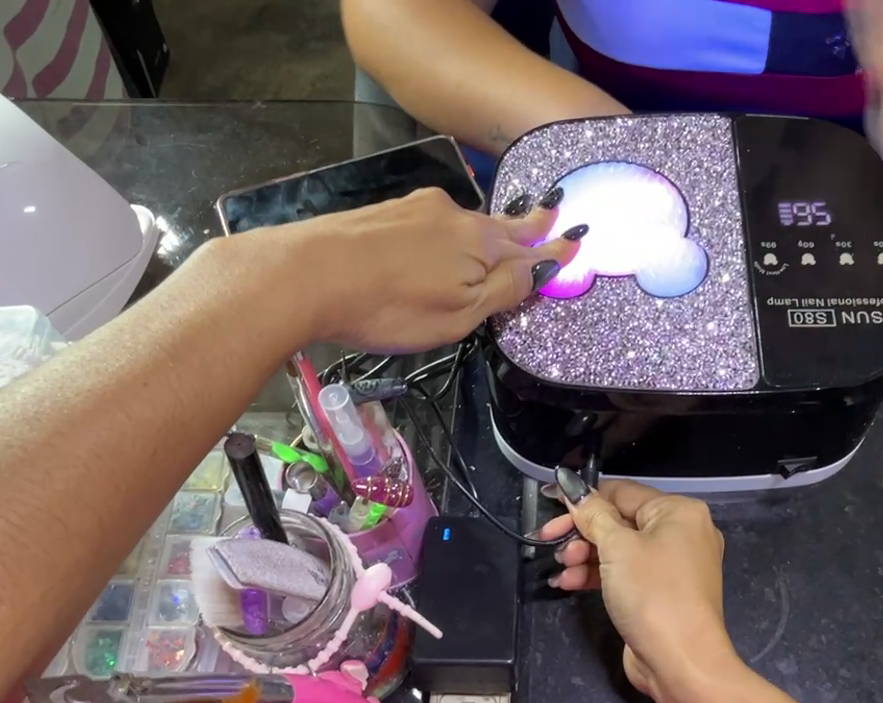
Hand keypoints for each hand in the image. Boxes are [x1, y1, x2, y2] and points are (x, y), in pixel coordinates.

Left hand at [281, 187, 579, 352]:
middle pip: (495, 227)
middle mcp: (452, 215)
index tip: (574, 240)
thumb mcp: (460, 314)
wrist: (308, 275)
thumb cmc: (393, 306)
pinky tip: (433, 251)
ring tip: (489, 246)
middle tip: (546, 217)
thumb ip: (503, 290)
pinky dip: (442, 240)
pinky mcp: (382, 215)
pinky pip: (428, 226)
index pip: (527, 244)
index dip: (550, 247)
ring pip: (459, 226)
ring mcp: (414, 209)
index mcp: (479, 242)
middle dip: (520, 231)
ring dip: (478, 238)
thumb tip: (540, 267)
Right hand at [539, 481, 745, 702]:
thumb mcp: (617, 548)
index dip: (583, 496)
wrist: (681, 662)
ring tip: (560, 568)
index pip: (622, 491)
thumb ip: (593, 515)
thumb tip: (573, 488)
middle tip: (547, 539)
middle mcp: (680, 533)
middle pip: (619, 520)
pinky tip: (567, 582)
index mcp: (678, 511)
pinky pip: (624, 573)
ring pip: (619, 549)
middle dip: (581, 531)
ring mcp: (672, 565)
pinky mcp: (660, 592)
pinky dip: (597, 575)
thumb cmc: (652, 594)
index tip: (549, 501)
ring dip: (584, 555)